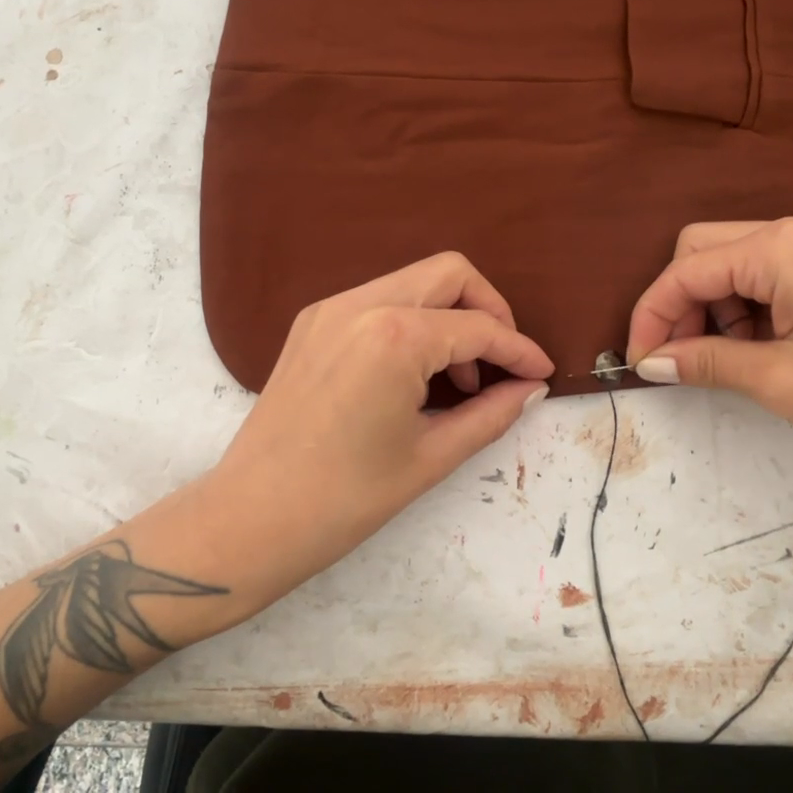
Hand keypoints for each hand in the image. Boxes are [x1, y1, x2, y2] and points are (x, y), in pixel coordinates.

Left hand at [209, 253, 553, 594]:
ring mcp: (330, 308)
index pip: (479, 327)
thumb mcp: (432, 457)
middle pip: (449, 273)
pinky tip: (415, 372)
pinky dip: (412, 321)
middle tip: (502, 362)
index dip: (519, 350)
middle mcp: (361, 303)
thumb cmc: (346, 498)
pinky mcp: (311, 323)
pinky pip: (379, 300)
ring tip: (458, 379)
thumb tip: (531, 388)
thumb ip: (492, 413)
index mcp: (395, 335)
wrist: (251, 518)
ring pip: (412, 280)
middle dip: (489, 310)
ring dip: (449, 314)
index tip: (541, 373)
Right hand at [625, 219, 792, 462]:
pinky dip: (754, 306)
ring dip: (718, 308)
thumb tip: (651, 362)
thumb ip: (707, 363)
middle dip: (682, 304)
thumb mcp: (784, 384)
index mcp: (781, 248)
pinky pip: (778, 272)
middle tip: (683, 361)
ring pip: (741, 261)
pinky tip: (769, 349)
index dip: (650, 317)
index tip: (639, 365)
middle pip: (706, 250)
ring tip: (731, 363)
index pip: (685, 270)